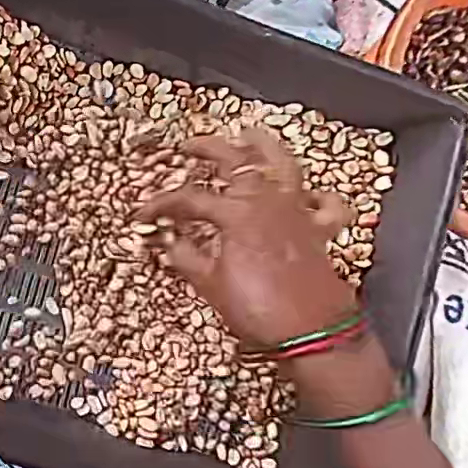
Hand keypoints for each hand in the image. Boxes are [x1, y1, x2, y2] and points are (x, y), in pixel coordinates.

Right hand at [134, 128, 357, 348]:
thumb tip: (167, 240)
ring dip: (265, 147)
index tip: (144, 214)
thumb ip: (185, 255)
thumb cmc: (256, 308)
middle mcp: (268, 202)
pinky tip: (304, 193)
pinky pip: (324, 203)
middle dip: (209, 148)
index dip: (162, 204)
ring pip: (284, 165)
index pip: (189, 198)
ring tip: (249, 134)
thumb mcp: (209, 283)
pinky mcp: (318, 231)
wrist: (313, 334)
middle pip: (236, 161)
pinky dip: (314, 194)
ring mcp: (297, 212)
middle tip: (189, 146)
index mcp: (236, 214)